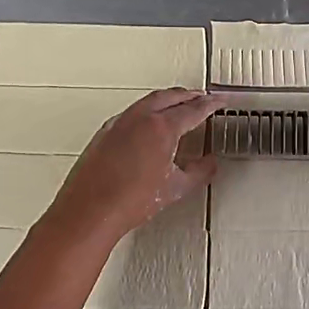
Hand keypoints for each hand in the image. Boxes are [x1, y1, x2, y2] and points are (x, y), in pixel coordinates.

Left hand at [40, 88, 227, 242]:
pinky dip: (148, 109)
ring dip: (169, 99)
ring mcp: (119, 124)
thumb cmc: (126, 201)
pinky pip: (132, 111)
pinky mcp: (105, 133)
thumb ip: (200, 171)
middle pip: (171, 96)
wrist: (89, 212)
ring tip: (179, 106)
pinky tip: (150, 122)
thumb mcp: (177, 187)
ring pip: (150, 101)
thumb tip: (209, 163)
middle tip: (203, 98)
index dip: (211, 104)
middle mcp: (139, 119)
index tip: (219, 101)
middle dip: (190, 95)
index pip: (194, 109)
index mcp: (161, 127)